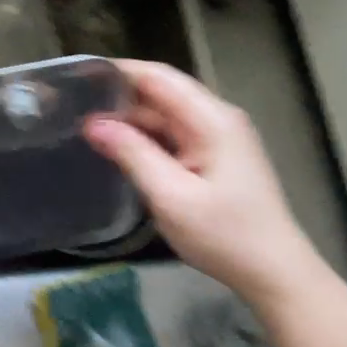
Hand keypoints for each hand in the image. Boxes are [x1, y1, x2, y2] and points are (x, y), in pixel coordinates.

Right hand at [84, 60, 328, 307]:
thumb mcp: (172, 197)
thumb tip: (93, 124)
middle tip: (71, 106)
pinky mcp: (214, 158)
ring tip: (83, 125)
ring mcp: (218, 139)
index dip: (118, 72)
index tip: (78, 77)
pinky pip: (173, 137)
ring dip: (129, 121)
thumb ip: (132, 154)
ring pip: (165, 117)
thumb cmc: (226, 235)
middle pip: (161, 94)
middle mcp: (217, 119)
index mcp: (212, 119)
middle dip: (118, 97)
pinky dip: (144, 139)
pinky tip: (116, 148)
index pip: (158, 77)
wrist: (275, 274)